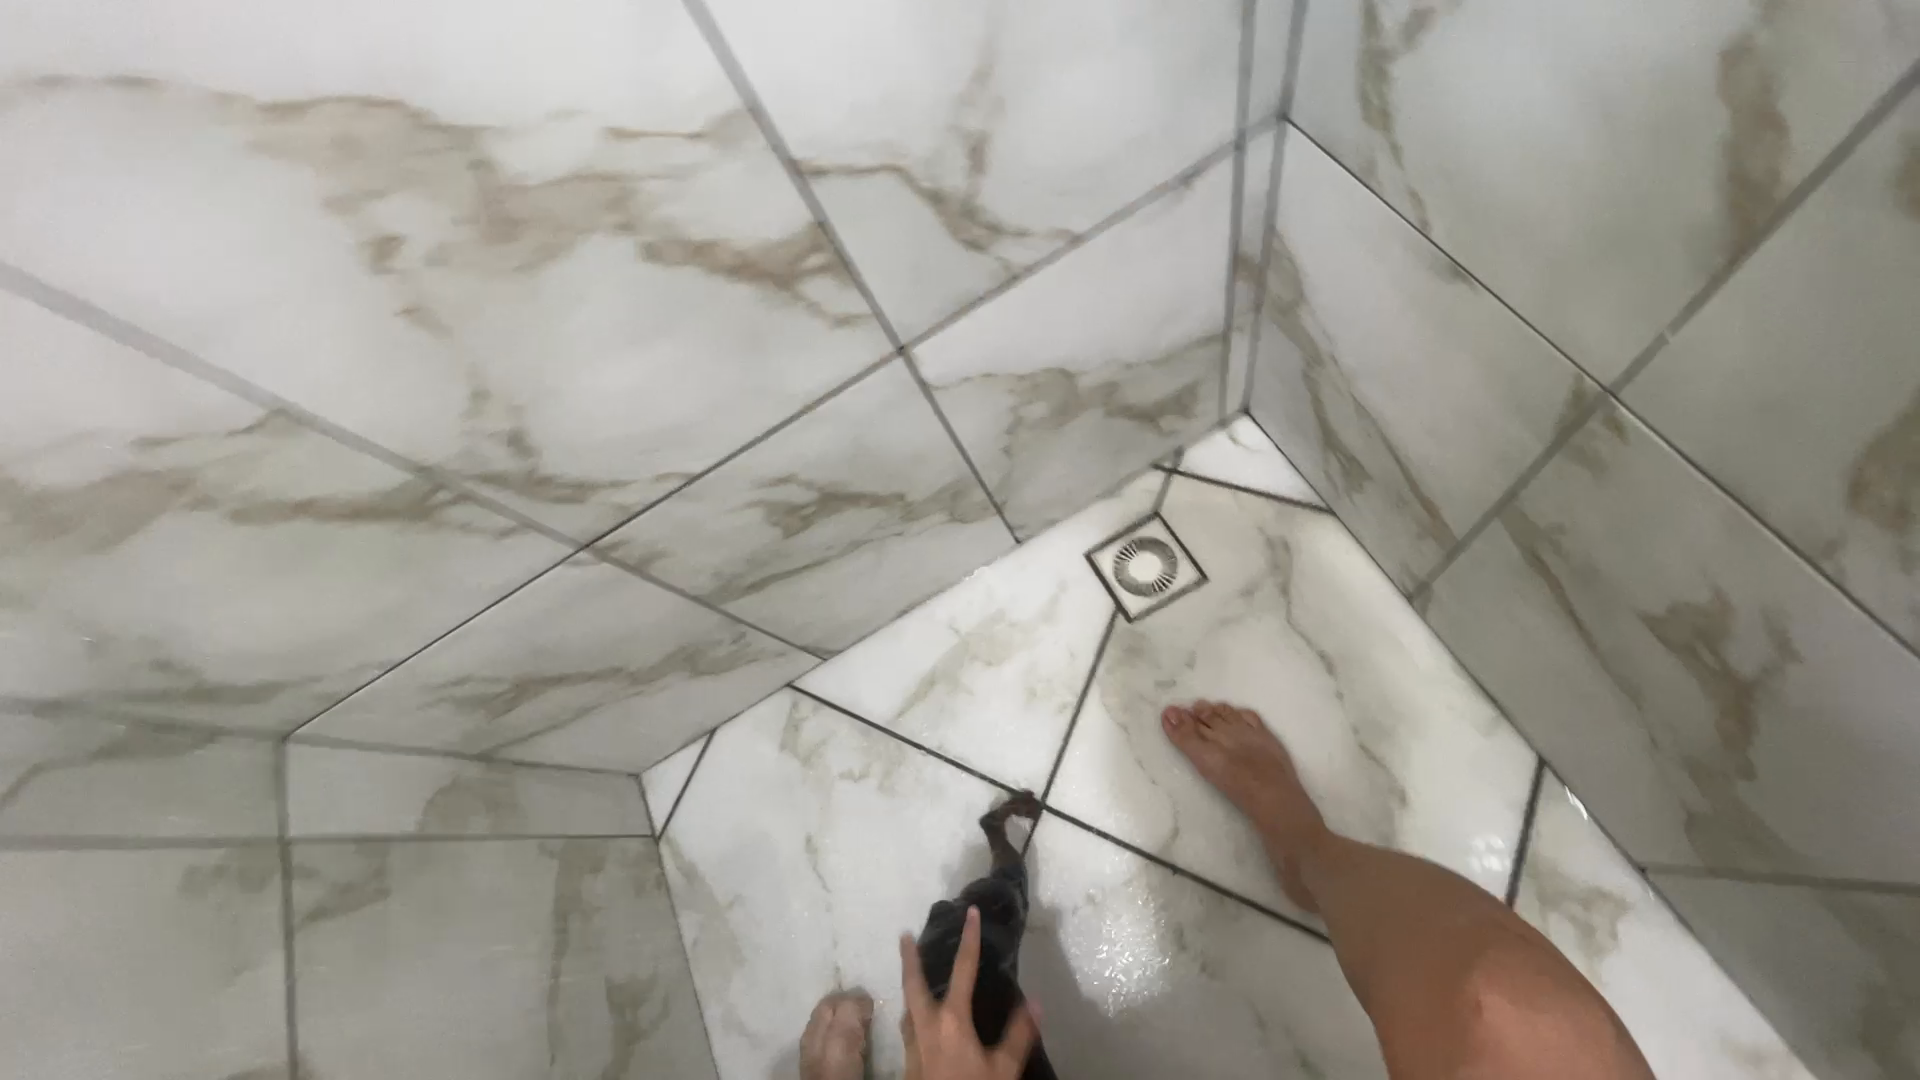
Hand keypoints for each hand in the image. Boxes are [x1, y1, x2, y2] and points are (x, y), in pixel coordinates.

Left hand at [898, 907, 1038, 1079]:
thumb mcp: (1003, 1071)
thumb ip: (1018, 1035)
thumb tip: (1035, 1001)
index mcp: (951, 1020)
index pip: (963, 970)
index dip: (969, 939)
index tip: (970, 913)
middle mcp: (926, 1026)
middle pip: (913, 984)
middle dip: (909, 958)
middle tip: (903, 934)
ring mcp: (913, 1046)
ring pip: (907, 1007)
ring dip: (909, 986)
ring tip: (910, 972)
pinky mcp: (908, 1065)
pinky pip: (908, 1028)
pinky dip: (912, 1014)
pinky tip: (917, 1020)